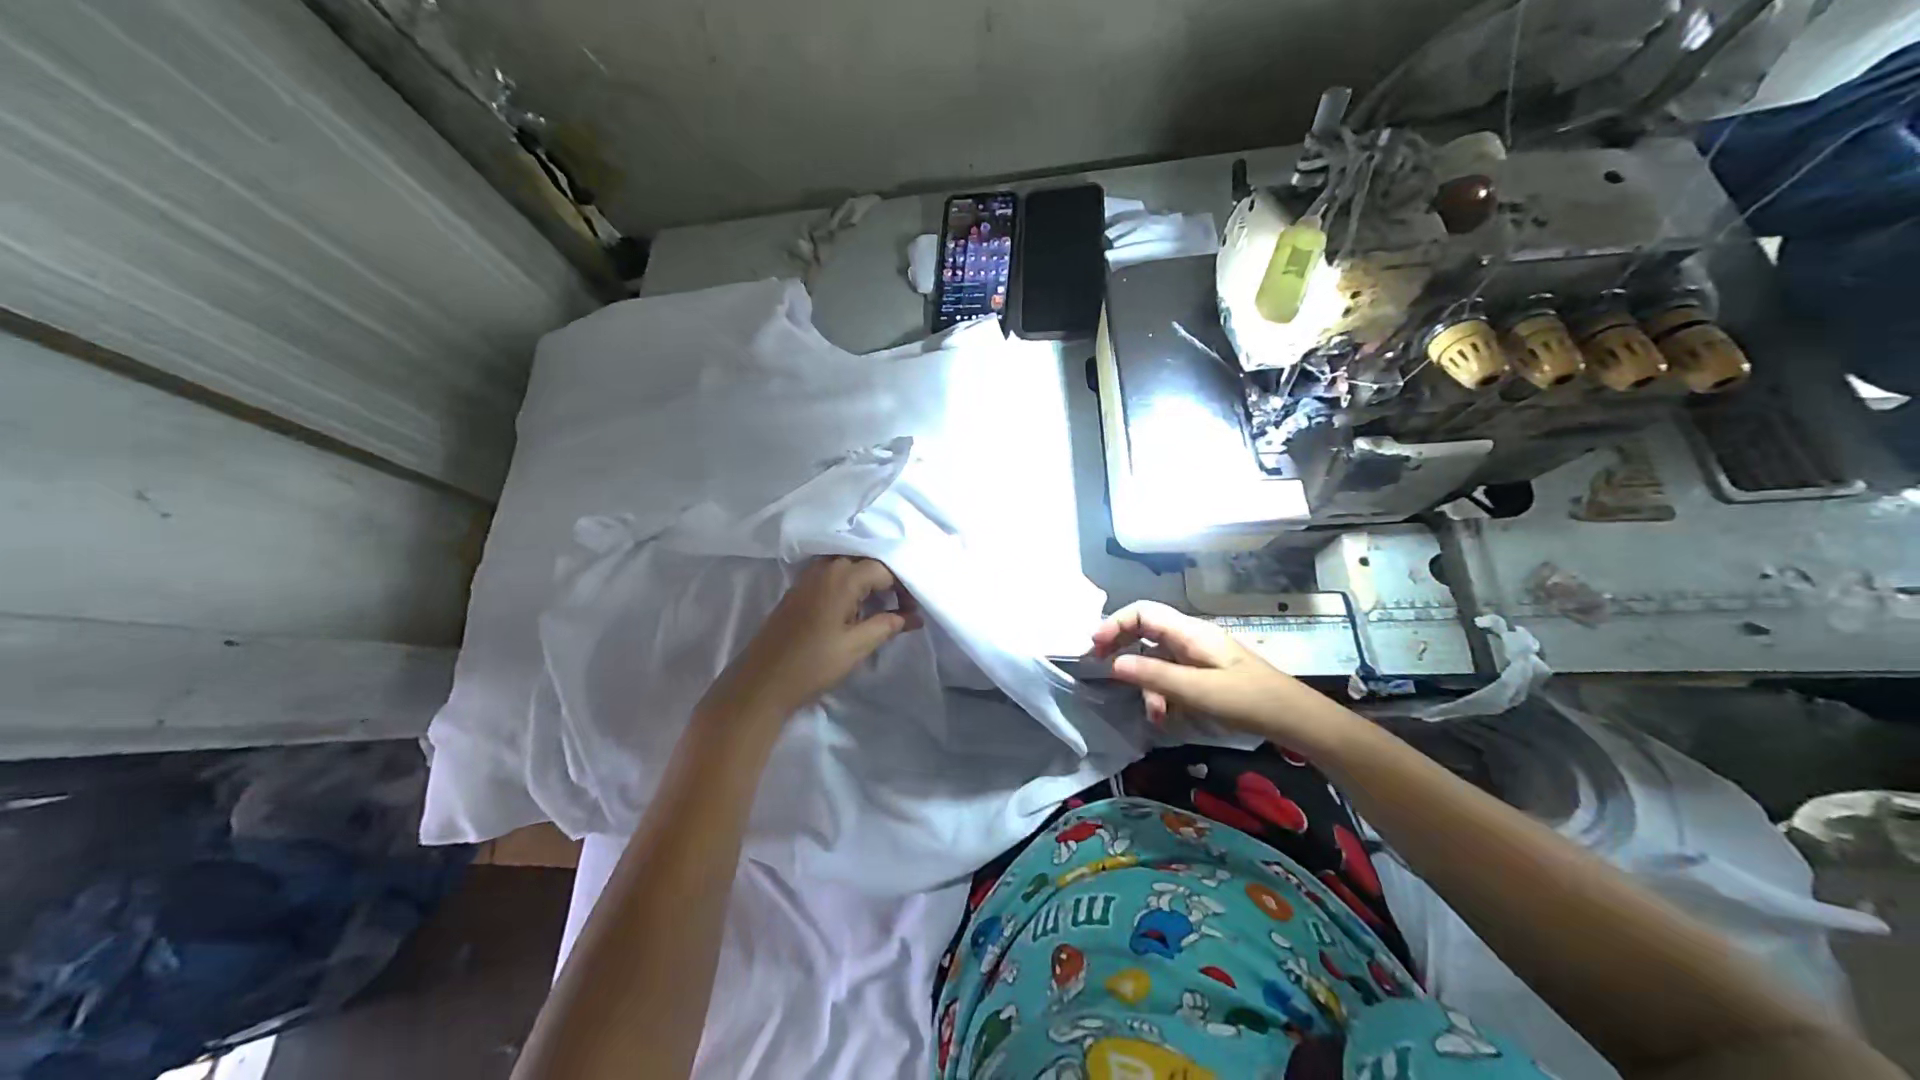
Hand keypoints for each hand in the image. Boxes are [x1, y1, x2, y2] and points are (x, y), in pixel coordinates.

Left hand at [696, 556, 920, 727]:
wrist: (761, 682)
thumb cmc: (812, 664)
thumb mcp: (856, 646)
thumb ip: (887, 625)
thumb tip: (913, 617)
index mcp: (842, 577)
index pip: (884, 568)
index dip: (903, 587)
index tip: (912, 612)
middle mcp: (825, 567)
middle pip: (866, 561)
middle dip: (887, 581)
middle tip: (901, 607)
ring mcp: (808, 576)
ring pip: (849, 567)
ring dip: (868, 583)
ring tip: (881, 610)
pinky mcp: (799, 590)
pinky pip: (833, 576)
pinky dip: (850, 587)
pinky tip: (856, 610)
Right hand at [1091, 601, 1358, 751]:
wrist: (1294, 718)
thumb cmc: (1247, 699)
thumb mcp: (1197, 691)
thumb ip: (1153, 676)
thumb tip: (1113, 664)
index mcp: (1190, 632)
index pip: (1143, 612)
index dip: (1115, 624)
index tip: (1095, 647)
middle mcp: (1190, 638)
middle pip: (1144, 631)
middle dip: (1120, 648)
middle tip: (1100, 667)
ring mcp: (1197, 656)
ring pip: (1155, 658)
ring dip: (1145, 683)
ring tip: (1152, 713)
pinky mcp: (1203, 674)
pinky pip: (1170, 676)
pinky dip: (1161, 693)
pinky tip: (1165, 716)